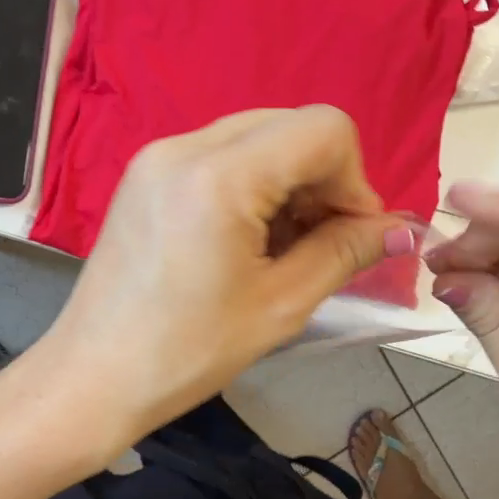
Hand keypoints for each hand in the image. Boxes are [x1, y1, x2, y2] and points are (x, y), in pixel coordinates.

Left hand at [33, 106, 409, 460]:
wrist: (94, 374)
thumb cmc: (187, 352)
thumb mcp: (281, 305)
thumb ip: (346, 252)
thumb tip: (403, 229)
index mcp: (218, 175)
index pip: (323, 129)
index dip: (354, 179)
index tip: (353, 234)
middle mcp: (182, 147)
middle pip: (287, 125)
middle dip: (322, 177)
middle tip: (324, 242)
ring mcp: (155, 157)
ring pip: (253, 136)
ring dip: (286, 180)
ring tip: (282, 247)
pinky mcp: (142, 174)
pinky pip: (216, 154)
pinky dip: (248, 182)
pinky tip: (245, 237)